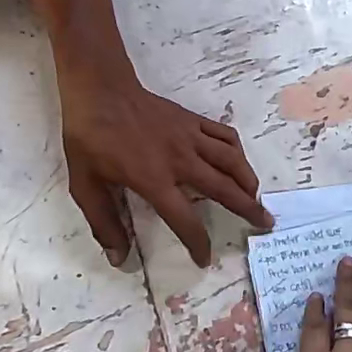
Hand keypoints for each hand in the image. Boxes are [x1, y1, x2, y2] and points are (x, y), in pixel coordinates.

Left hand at [58, 69, 271, 266]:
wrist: (101, 92)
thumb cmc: (90, 139)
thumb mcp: (85, 186)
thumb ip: (104, 224)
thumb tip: (120, 258)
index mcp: (154, 180)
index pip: (185, 219)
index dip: (198, 243)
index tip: (205, 258)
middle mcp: (180, 161)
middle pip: (223, 189)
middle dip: (247, 209)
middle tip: (266, 223)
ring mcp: (190, 138)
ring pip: (232, 161)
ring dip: (248, 181)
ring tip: (257, 196)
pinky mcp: (193, 121)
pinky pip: (224, 136)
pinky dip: (237, 151)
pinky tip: (238, 161)